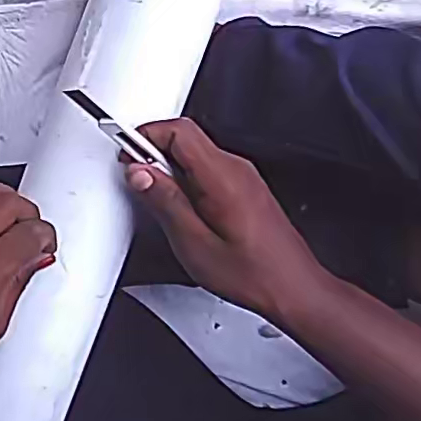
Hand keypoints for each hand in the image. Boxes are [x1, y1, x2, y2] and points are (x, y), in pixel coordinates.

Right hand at [124, 119, 335, 321]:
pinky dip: (182, 178)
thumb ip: (163, 201)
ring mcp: (241, 176)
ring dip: (166, 167)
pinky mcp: (241, 186)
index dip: (144, 136)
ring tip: (156, 198)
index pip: (178, 131)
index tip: (127, 156)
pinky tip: (178, 206)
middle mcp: (235, 169)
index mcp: (223, 177)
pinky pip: (204, 167)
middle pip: (183, 137)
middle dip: (151, 152)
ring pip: (192, 152)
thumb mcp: (193, 242)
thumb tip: (138, 173)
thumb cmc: (253, 273)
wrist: (294, 289)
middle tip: (136, 178)